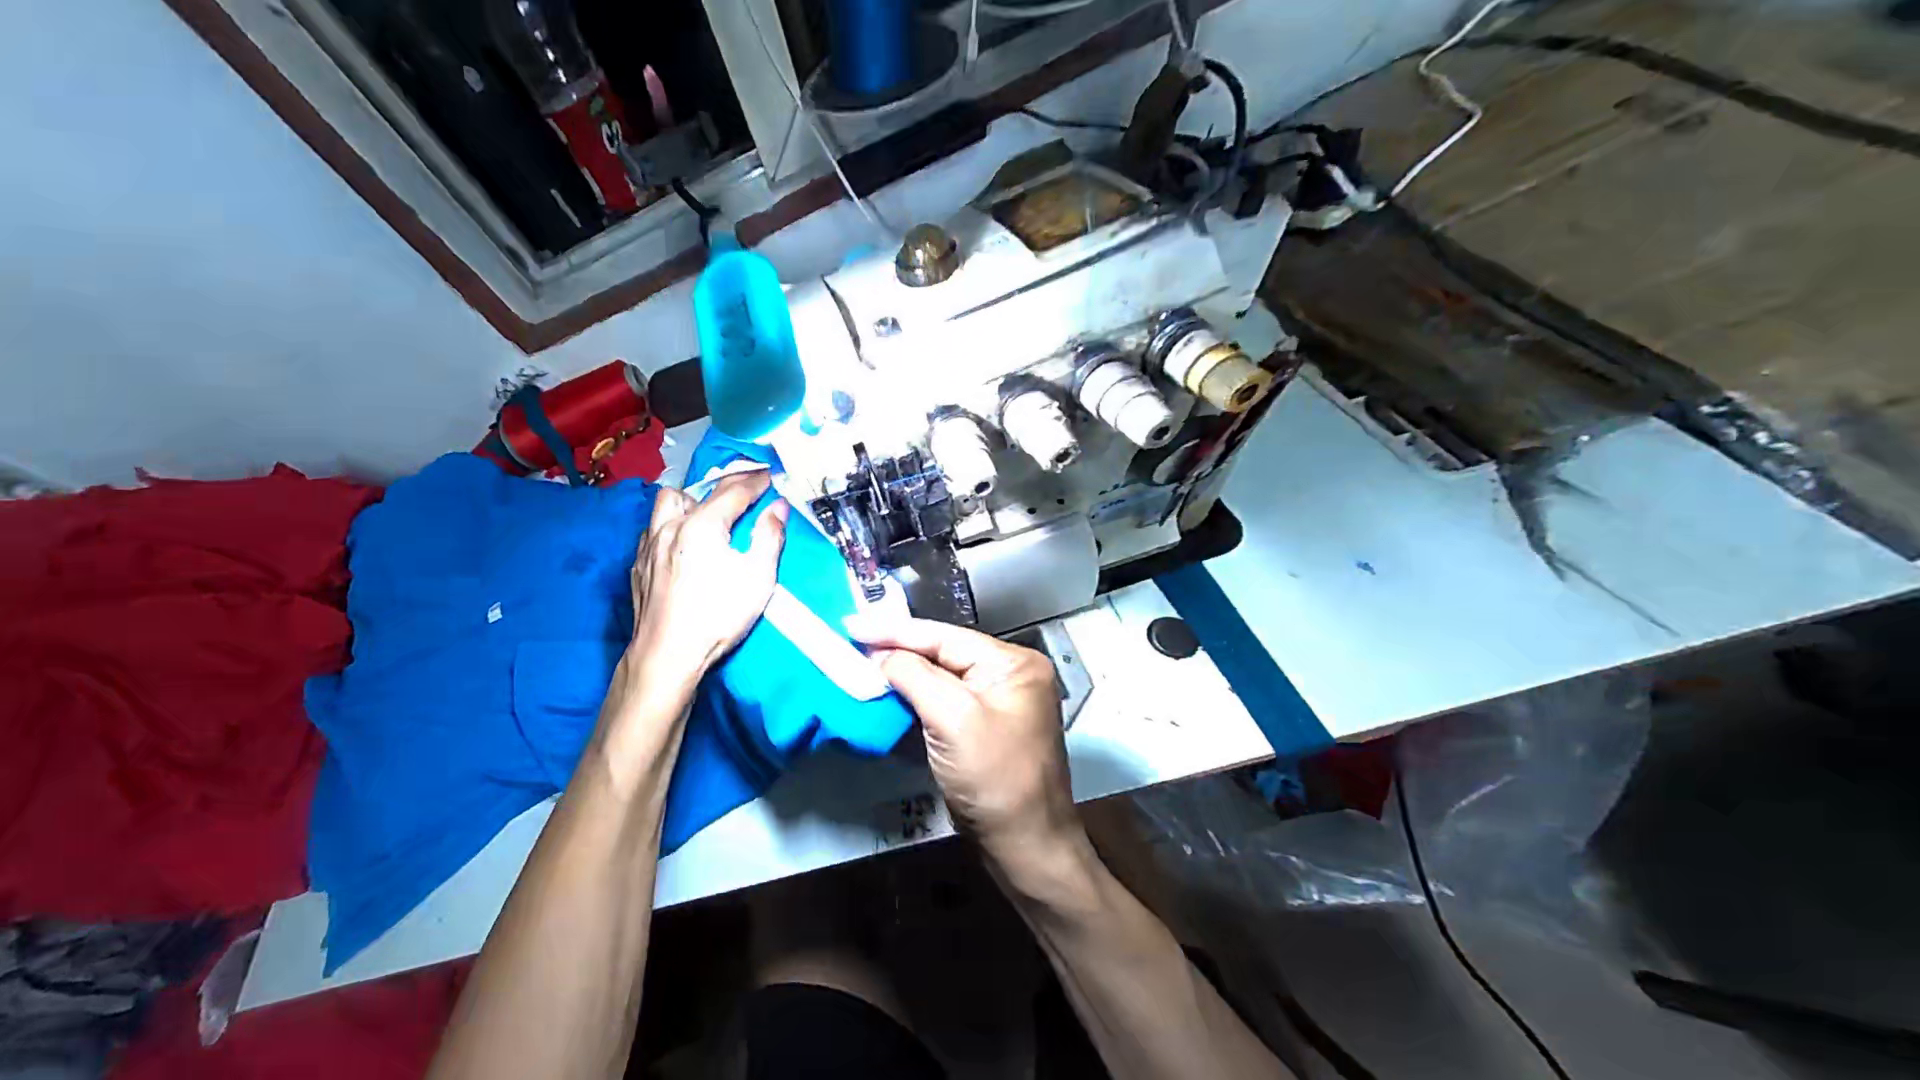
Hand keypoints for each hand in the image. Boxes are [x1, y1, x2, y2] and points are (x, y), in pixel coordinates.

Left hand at [627, 470, 788, 692]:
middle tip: (744, 491)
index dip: (757, 480)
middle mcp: (670, 526)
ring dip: (689, 502)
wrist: (668, 655)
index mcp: (702, 525)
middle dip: (723, 485)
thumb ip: (769, 536)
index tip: (772, 476)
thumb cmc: (718, 616)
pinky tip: (682, 543)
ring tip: (708, 514)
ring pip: (665, 505)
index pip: (734, 491)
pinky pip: (653, 530)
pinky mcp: (638, 566)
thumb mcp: (758, 577)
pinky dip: (671, 526)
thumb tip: (778, 506)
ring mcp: (649, 546)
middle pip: (695, 490)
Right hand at [845, 617, 1082, 871]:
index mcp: (1013, 664)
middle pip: (943, 654)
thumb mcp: (954, 719)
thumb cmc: (995, 780)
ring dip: (902, 675)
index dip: (896, 631)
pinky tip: (887, 693)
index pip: (946, 637)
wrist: (1024, 846)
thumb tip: (881, 655)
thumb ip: (916, 676)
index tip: (853, 626)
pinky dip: (914, 699)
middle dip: (897, 650)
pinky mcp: (982, 729)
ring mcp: (996, 703)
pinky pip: (942, 703)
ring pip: (940, 678)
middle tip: (852, 644)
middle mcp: (1008, 676)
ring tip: (862, 664)